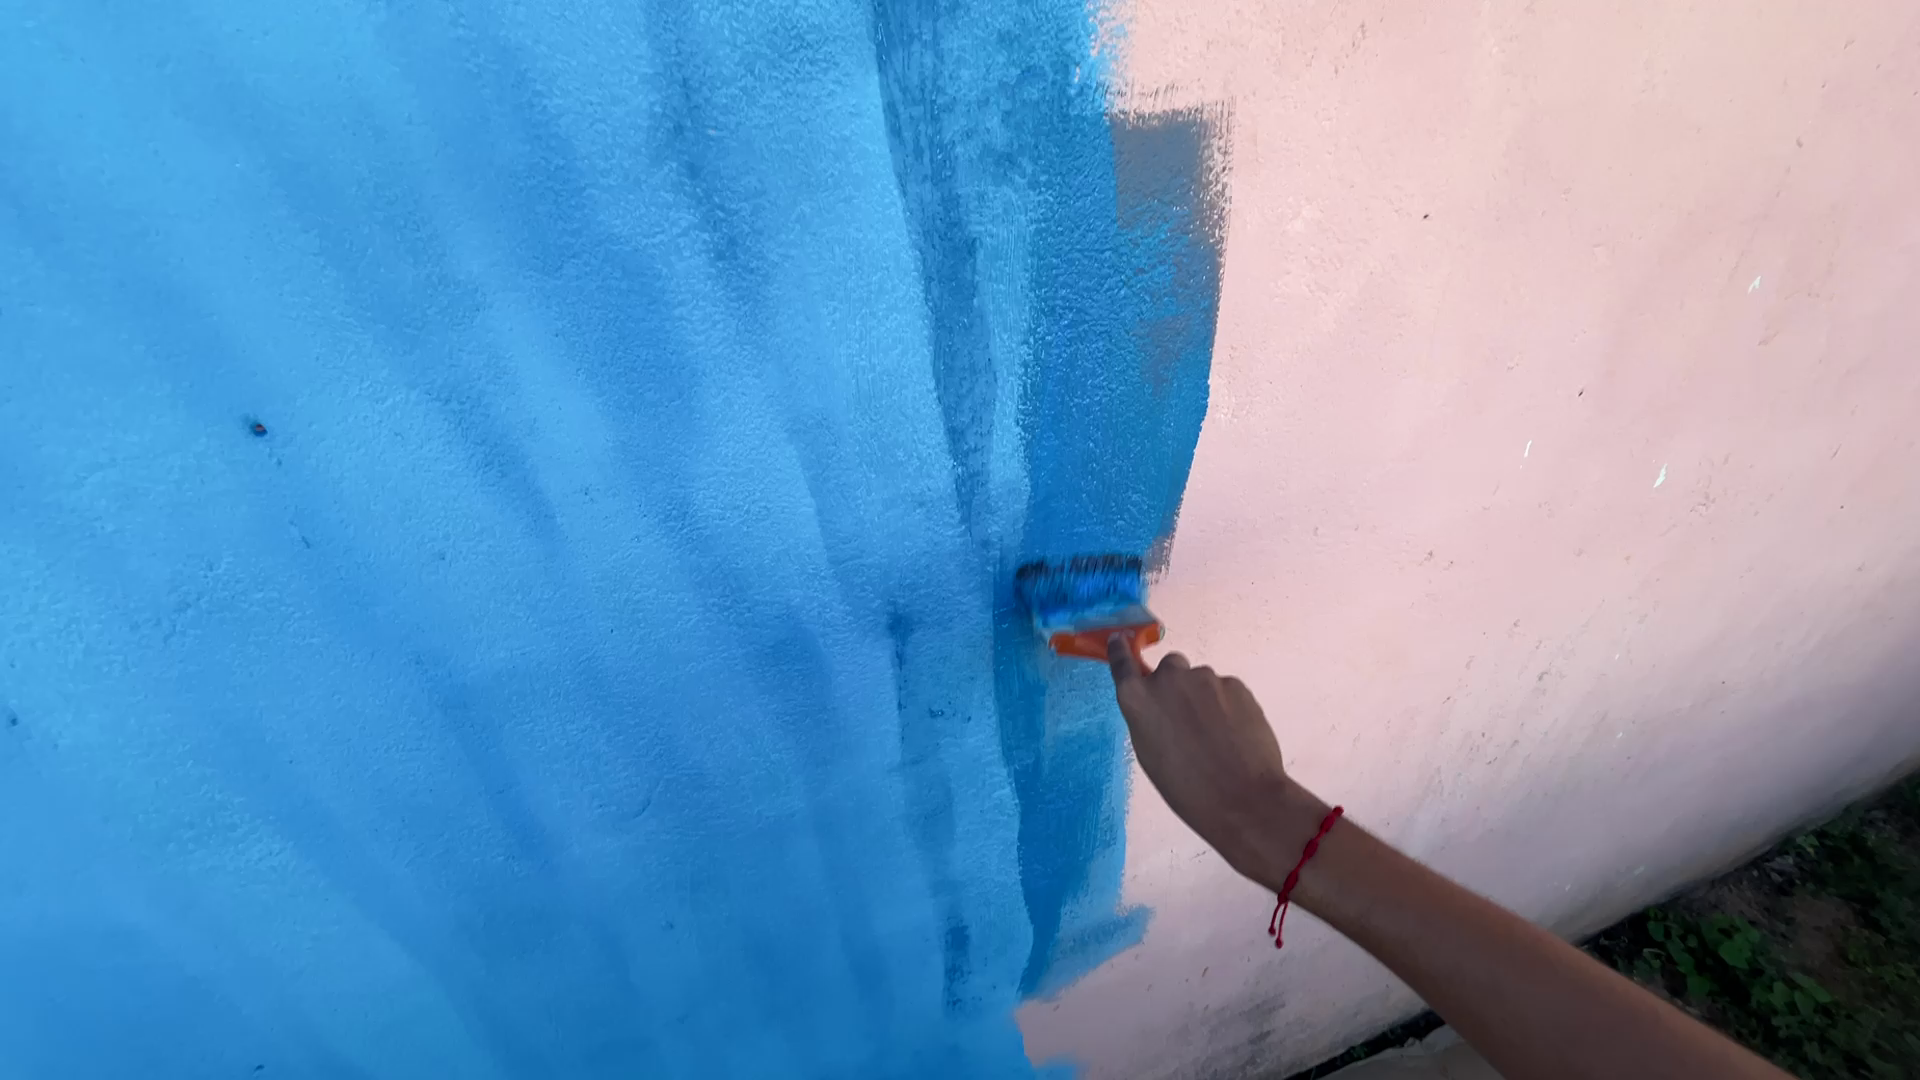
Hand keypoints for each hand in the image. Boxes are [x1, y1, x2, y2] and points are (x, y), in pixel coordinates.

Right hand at [1106, 635, 1329, 889]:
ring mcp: (1204, 677)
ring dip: (1203, 697)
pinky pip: (1225, 689)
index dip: (1120, 650)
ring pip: (1200, 680)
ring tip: (1217, 733)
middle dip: (1175, 684)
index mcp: (1137, 698)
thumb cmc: (1184, 787)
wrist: (1242, 798)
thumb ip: (1147, 717)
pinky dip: (1227, 705)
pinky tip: (1236, 733)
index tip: (1120, 640)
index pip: (1122, 661)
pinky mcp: (1236, 684)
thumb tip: (1157, 705)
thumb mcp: (1148, 751)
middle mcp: (1167, 678)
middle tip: (1186, 717)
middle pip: (1169, 667)